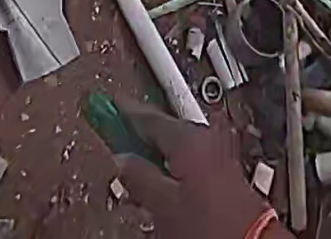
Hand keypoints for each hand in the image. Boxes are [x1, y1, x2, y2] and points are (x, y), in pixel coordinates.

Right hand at [112, 99, 284, 238]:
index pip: (148, 116)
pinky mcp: (221, 162)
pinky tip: (164, 179)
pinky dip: (171, 160)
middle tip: (119, 142)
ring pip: (174, 142)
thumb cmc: (212, 224)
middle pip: (162, 128)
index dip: (125, 112)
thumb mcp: (165, 204)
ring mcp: (214, 147)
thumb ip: (140, 177)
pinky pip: (187, 153)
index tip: (109, 106)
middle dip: (140, 136)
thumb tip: (122, 160)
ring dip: (155, 152)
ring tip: (139, 169)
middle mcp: (203, 134)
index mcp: (187, 136)